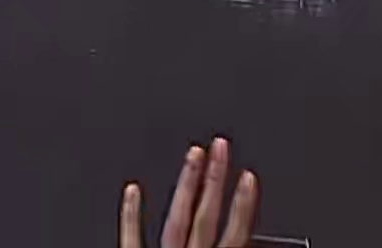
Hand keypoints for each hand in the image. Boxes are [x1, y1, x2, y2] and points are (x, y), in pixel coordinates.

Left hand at [120, 137, 258, 247]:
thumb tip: (251, 241)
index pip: (234, 237)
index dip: (243, 206)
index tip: (249, 175)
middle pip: (205, 217)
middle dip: (215, 178)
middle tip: (220, 143)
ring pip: (176, 219)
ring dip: (187, 183)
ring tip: (193, 151)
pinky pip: (131, 240)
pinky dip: (130, 214)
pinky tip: (132, 188)